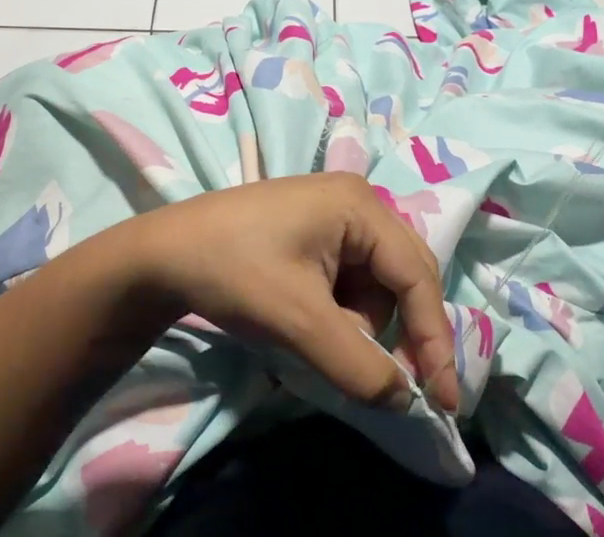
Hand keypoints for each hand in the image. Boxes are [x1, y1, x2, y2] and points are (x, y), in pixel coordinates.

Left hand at [118, 172, 460, 413]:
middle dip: (400, 334)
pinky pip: (350, 280)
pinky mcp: (313, 233)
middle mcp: (357, 202)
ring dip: (359, 325)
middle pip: (404, 277)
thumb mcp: (298, 322)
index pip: (417, 277)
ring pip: (376, 285)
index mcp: (360, 206)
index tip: (442, 402)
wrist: (161, 254)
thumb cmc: (233, 272)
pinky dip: (340, 314)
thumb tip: (405, 401)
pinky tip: (307, 324)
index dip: (435, 341)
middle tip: (396, 388)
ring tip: (313, 339)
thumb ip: (358, 363)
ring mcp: (334, 214)